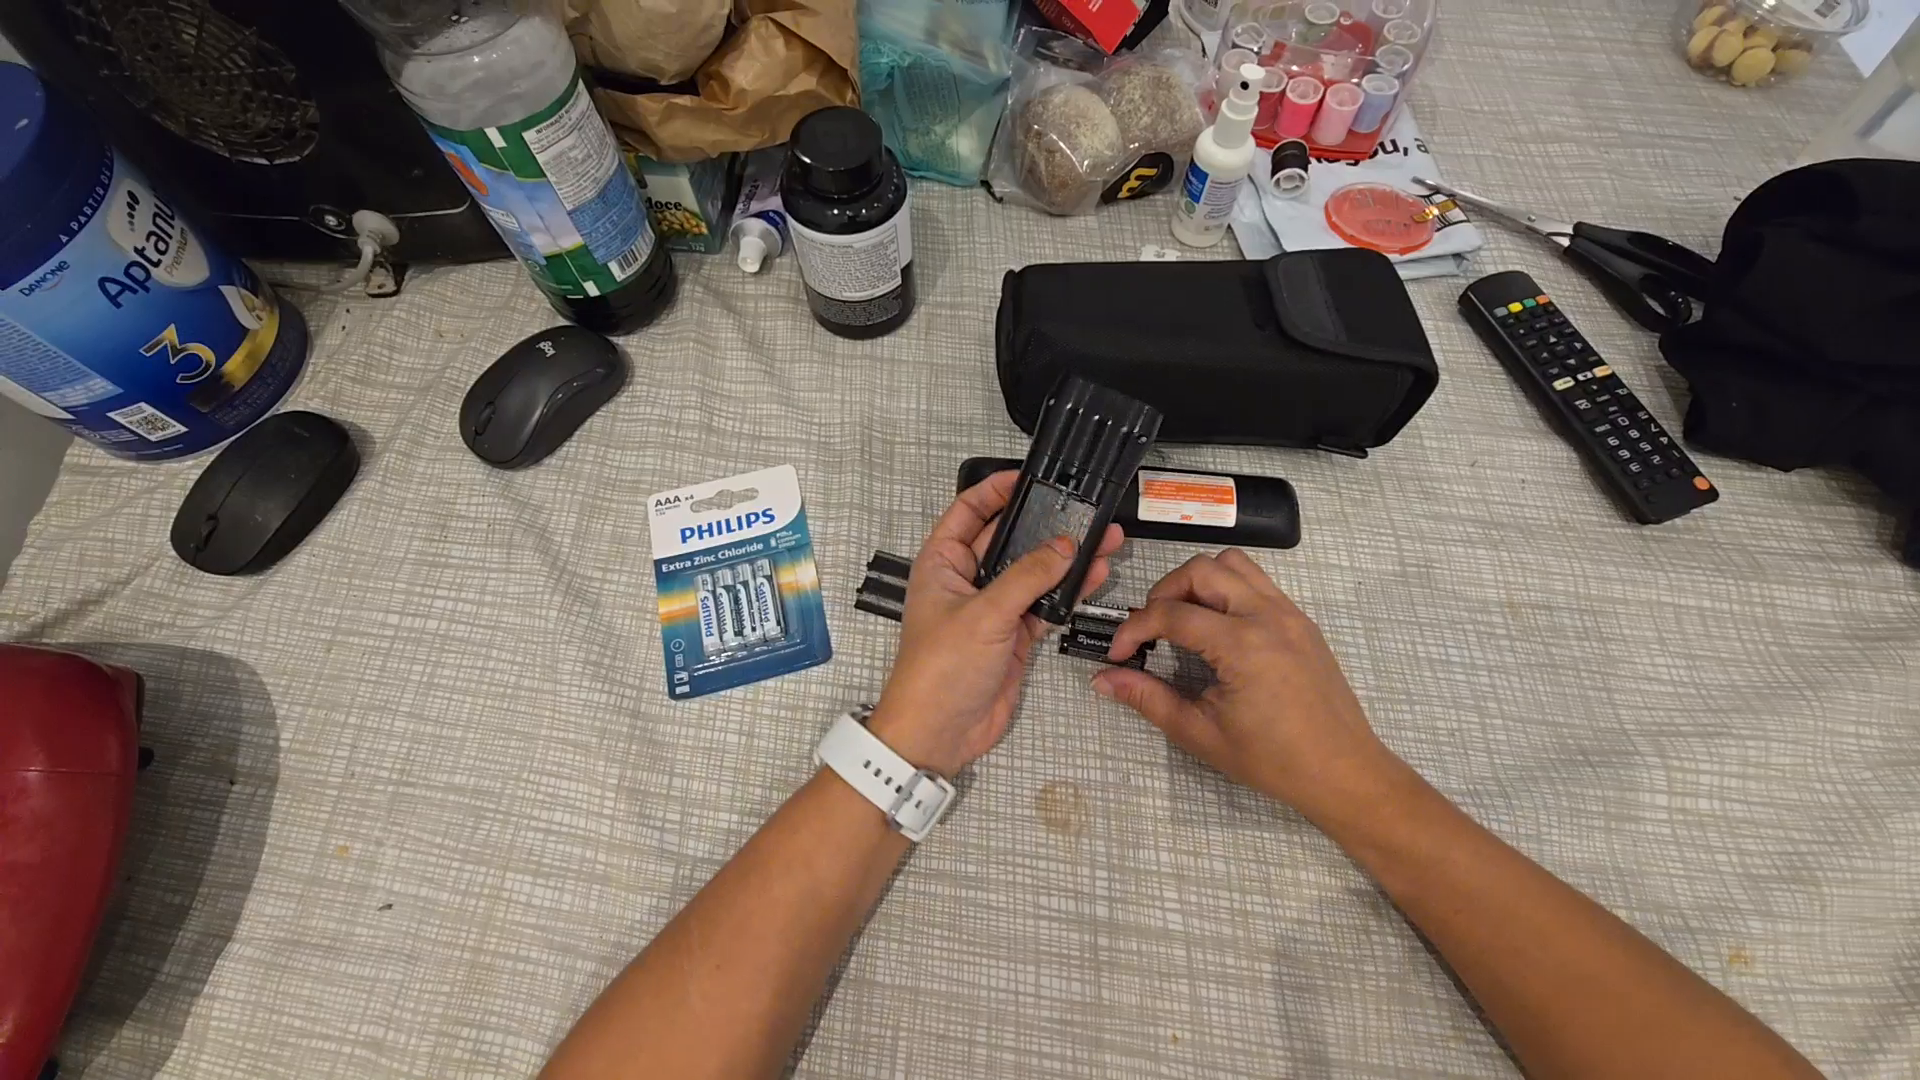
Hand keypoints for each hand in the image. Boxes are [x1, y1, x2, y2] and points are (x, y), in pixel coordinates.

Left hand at [870, 472, 1123, 776]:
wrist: (939, 733)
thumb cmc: (939, 670)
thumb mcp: (983, 615)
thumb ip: (1026, 577)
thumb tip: (1063, 545)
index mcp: (941, 563)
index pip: (968, 511)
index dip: (996, 490)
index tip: (1030, 477)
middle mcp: (967, 580)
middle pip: (1008, 539)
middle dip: (1044, 524)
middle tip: (1081, 510)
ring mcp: (993, 608)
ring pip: (1033, 572)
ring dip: (1064, 558)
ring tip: (1104, 539)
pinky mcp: (1014, 634)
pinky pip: (1045, 603)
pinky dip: (1068, 592)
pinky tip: (1094, 576)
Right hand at [1092, 550, 1392, 817]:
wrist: (1344, 772)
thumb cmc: (1272, 760)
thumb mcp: (1200, 733)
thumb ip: (1148, 698)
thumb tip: (1102, 680)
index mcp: (1242, 645)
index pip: (1171, 614)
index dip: (1134, 629)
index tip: (1118, 654)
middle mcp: (1267, 616)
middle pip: (1201, 570)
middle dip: (1164, 592)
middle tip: (1151, 629)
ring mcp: (1289, 614)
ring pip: (1232, 564)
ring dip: (1198, 582)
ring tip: (1184, 619)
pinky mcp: (1301, 621)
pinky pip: (1256, 583)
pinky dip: (1227, 591)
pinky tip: (1218, 629)